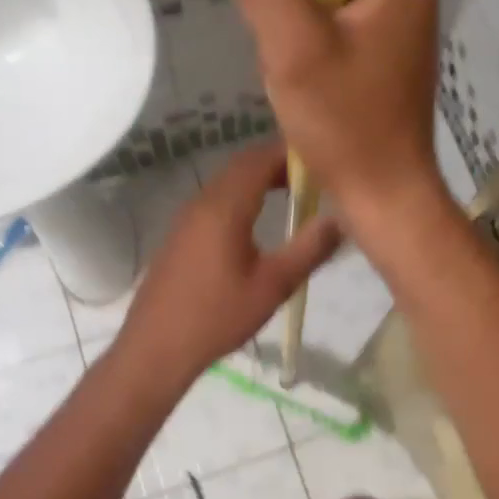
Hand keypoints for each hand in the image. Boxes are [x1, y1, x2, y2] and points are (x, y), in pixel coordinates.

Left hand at [119, 142, 341, 378]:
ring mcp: (187, 217)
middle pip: (243, 165)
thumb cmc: (217, 317)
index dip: (293, 151)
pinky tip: (258, 220)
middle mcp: (202, 201)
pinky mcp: (181, 234)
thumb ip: (310, 248)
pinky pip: (216, 200)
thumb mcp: (273, 286)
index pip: (260, 157)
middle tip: (316, 175)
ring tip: (295, 193)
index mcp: (225, 206)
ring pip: (228, 182)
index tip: (326, 158)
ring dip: (260, 179)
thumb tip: (343, 218)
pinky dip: (242, 196)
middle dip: (279, 163)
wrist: (155, 347)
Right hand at [197, 0, 447, 223]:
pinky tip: (309, 88)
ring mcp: (394, 18)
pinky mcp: (379, 48)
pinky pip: (325, 26)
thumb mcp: (293, 42)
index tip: (280, 19)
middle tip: (292, 59)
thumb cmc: (345, 126)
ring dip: (290, 33)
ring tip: (301, 78)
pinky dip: (304, 53)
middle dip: (286, 7)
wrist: (383, 201)